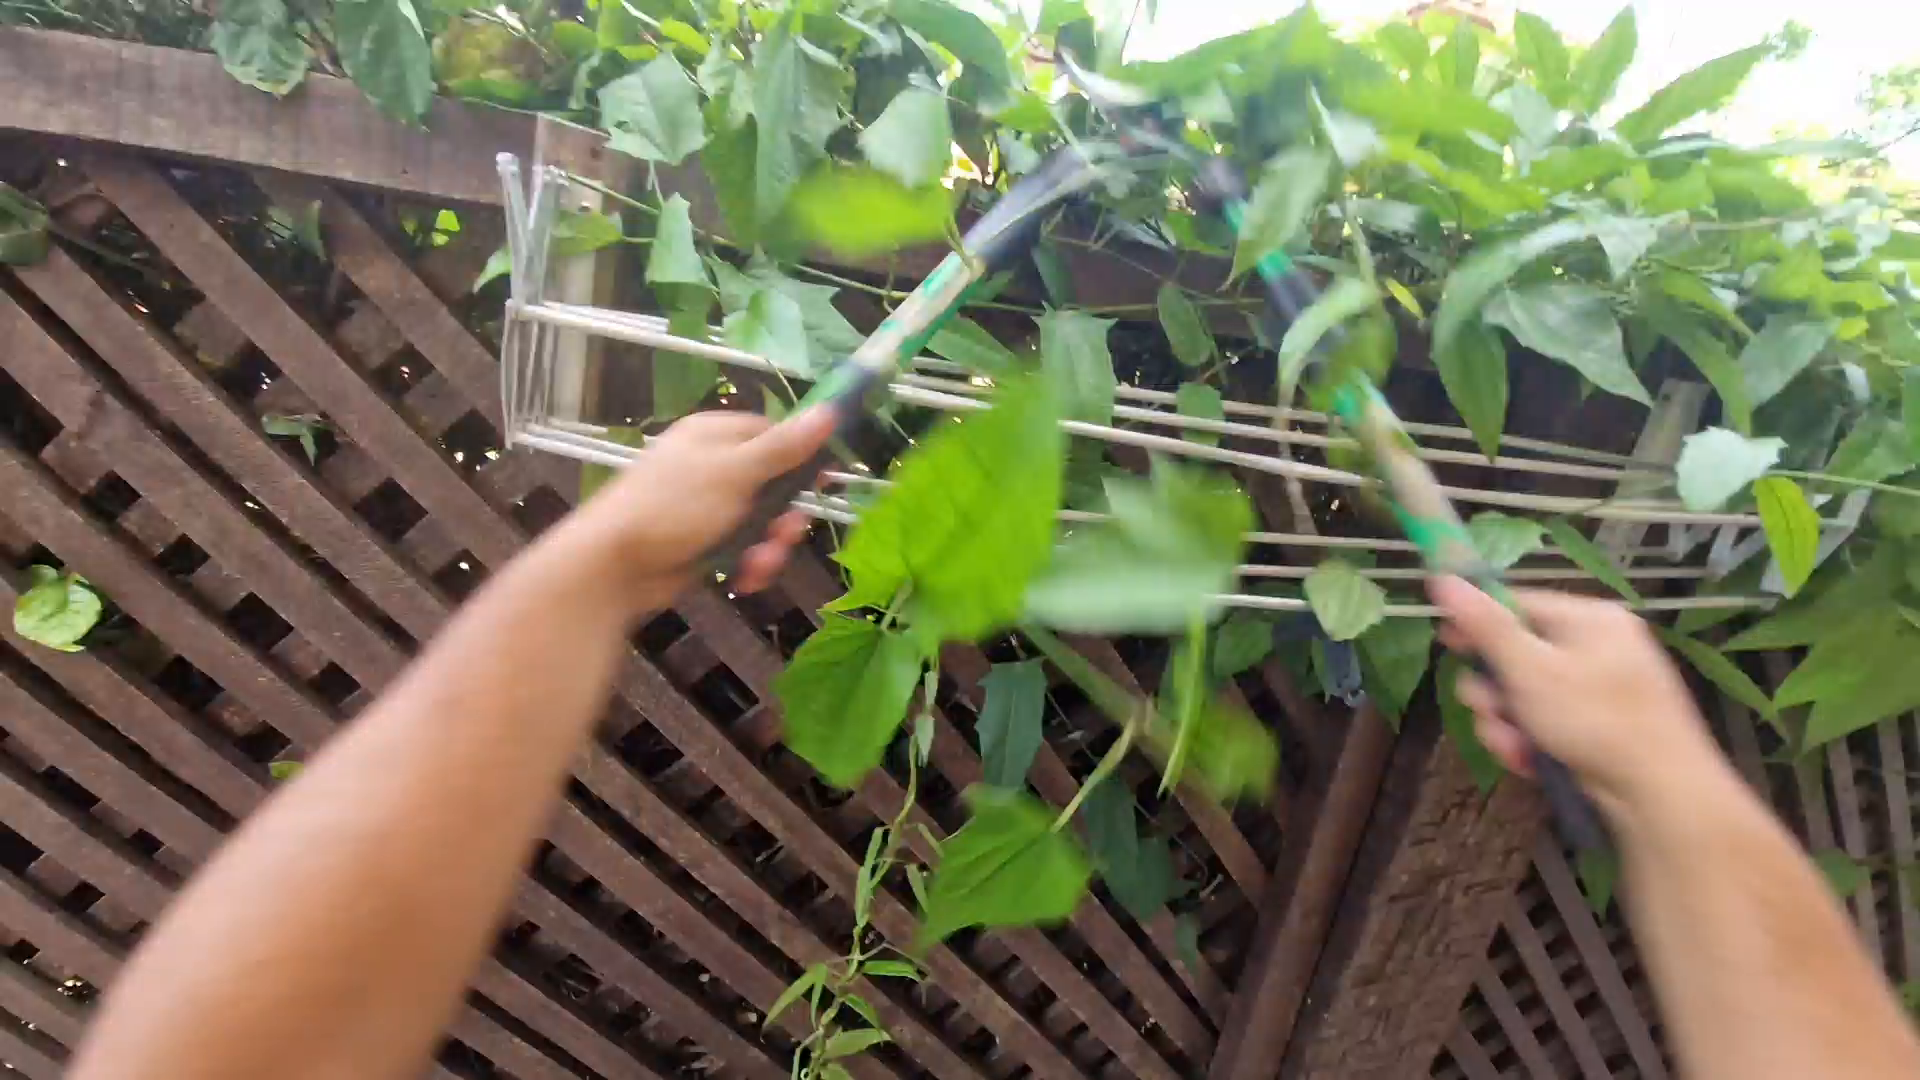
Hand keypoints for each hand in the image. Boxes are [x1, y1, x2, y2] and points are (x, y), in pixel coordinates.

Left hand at [562, 407, 836, 611]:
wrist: (612, 566)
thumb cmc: (672, 506)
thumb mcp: (735, 472)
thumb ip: (784, 447)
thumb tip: (830, 411)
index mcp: (716, 435)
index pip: (774, 435)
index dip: (802, 458)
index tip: (825, 480)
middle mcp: (713, 466)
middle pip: (774, 485)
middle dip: (784, 516)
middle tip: (786, 533)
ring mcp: (708, 506)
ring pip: (763, 521)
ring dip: (769, 546)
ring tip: (760, 563)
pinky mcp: (705, 540)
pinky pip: (744, 547)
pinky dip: (750, 562)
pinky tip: (744, 576)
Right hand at [1429, 576, 1723, 807]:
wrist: (1660, 797)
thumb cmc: (1595, 721)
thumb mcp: (1529, 668)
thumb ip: (1484, 624)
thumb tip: (1443, 579)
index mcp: (1588, 619)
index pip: (1512, 603)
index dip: (1474, 623)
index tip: (1447, 645)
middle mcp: (1593, 645)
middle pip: (1509, 651)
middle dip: (1490, 689)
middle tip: (1488, 709)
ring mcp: (1593, 685)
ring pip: (1517, 689)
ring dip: (1502, 719)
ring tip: (1512, 743)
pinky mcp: (1589, 720)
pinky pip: (1536, 715)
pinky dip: (1524, 736)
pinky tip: (1527, 756)